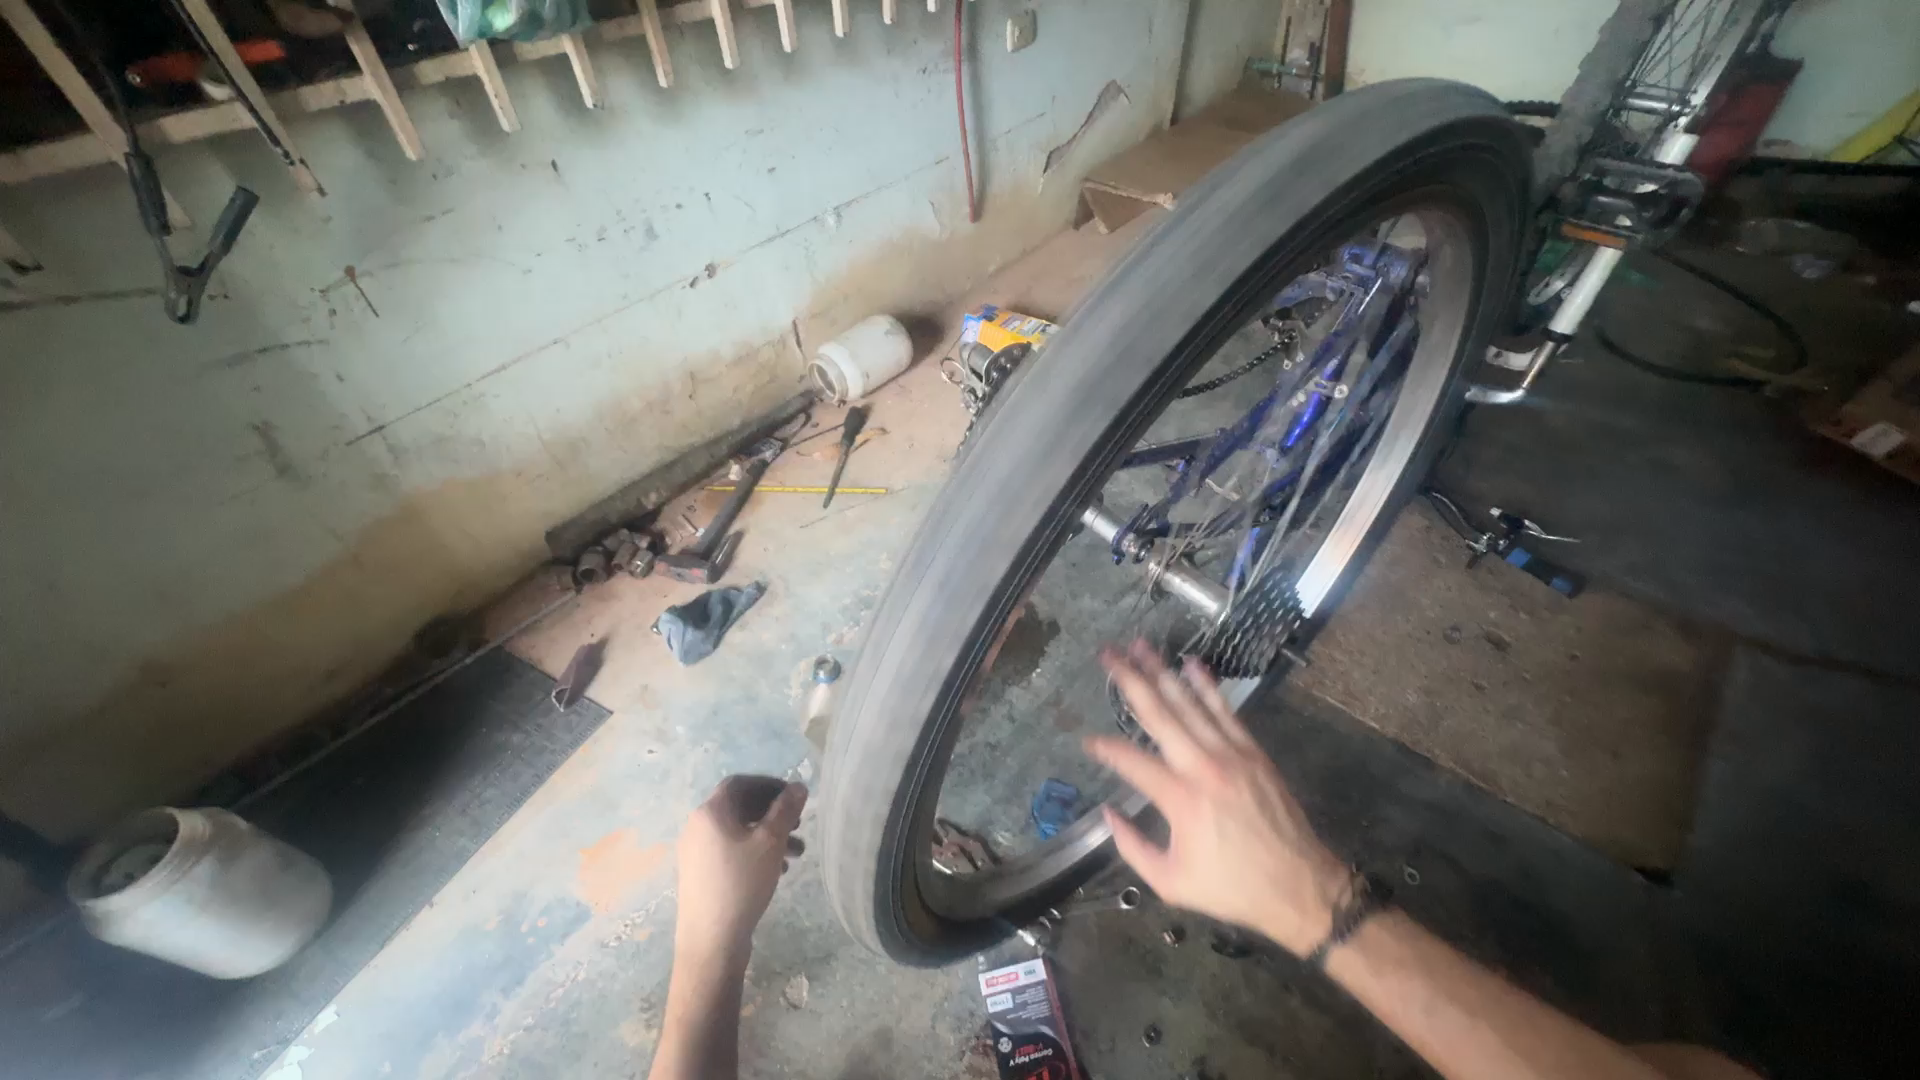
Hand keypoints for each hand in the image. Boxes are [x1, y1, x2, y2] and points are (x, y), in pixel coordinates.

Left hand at [673, 775, 806, 963]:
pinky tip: (777, 870)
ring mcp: (697, 853)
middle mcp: (698, 828)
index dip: (768, 784)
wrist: (710, 943)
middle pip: (740, 807)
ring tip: (797, 853)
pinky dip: (754, 852)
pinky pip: (731, 851)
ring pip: (738, 832)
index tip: (793, 797)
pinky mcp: (701, 875)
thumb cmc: (741, 884)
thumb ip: (785, 810)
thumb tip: (798, 786)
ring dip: (768, 835)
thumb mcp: (770, 843)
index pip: (739, 783)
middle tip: (798, 824)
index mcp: (710, 813)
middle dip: (773, 813)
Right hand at [1083, 640, 1351, 956]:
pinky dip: (1207, 685)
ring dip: (1162, 671)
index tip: (1086, 741)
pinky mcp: (1253, 752)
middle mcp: (1202, 766)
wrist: (1301, 887)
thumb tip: (1109, 813)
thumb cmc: (1232, 888)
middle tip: (1108, 653)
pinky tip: (1191, 663)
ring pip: (1190, 703)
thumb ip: (1133, 848)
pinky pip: (1225, 710)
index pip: (1131, 761)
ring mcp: (1231, 754)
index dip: (1104, 748)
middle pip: (1158, 713)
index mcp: (1180, 800)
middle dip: (1129, 679)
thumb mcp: (1171, 882)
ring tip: (1140, 645)